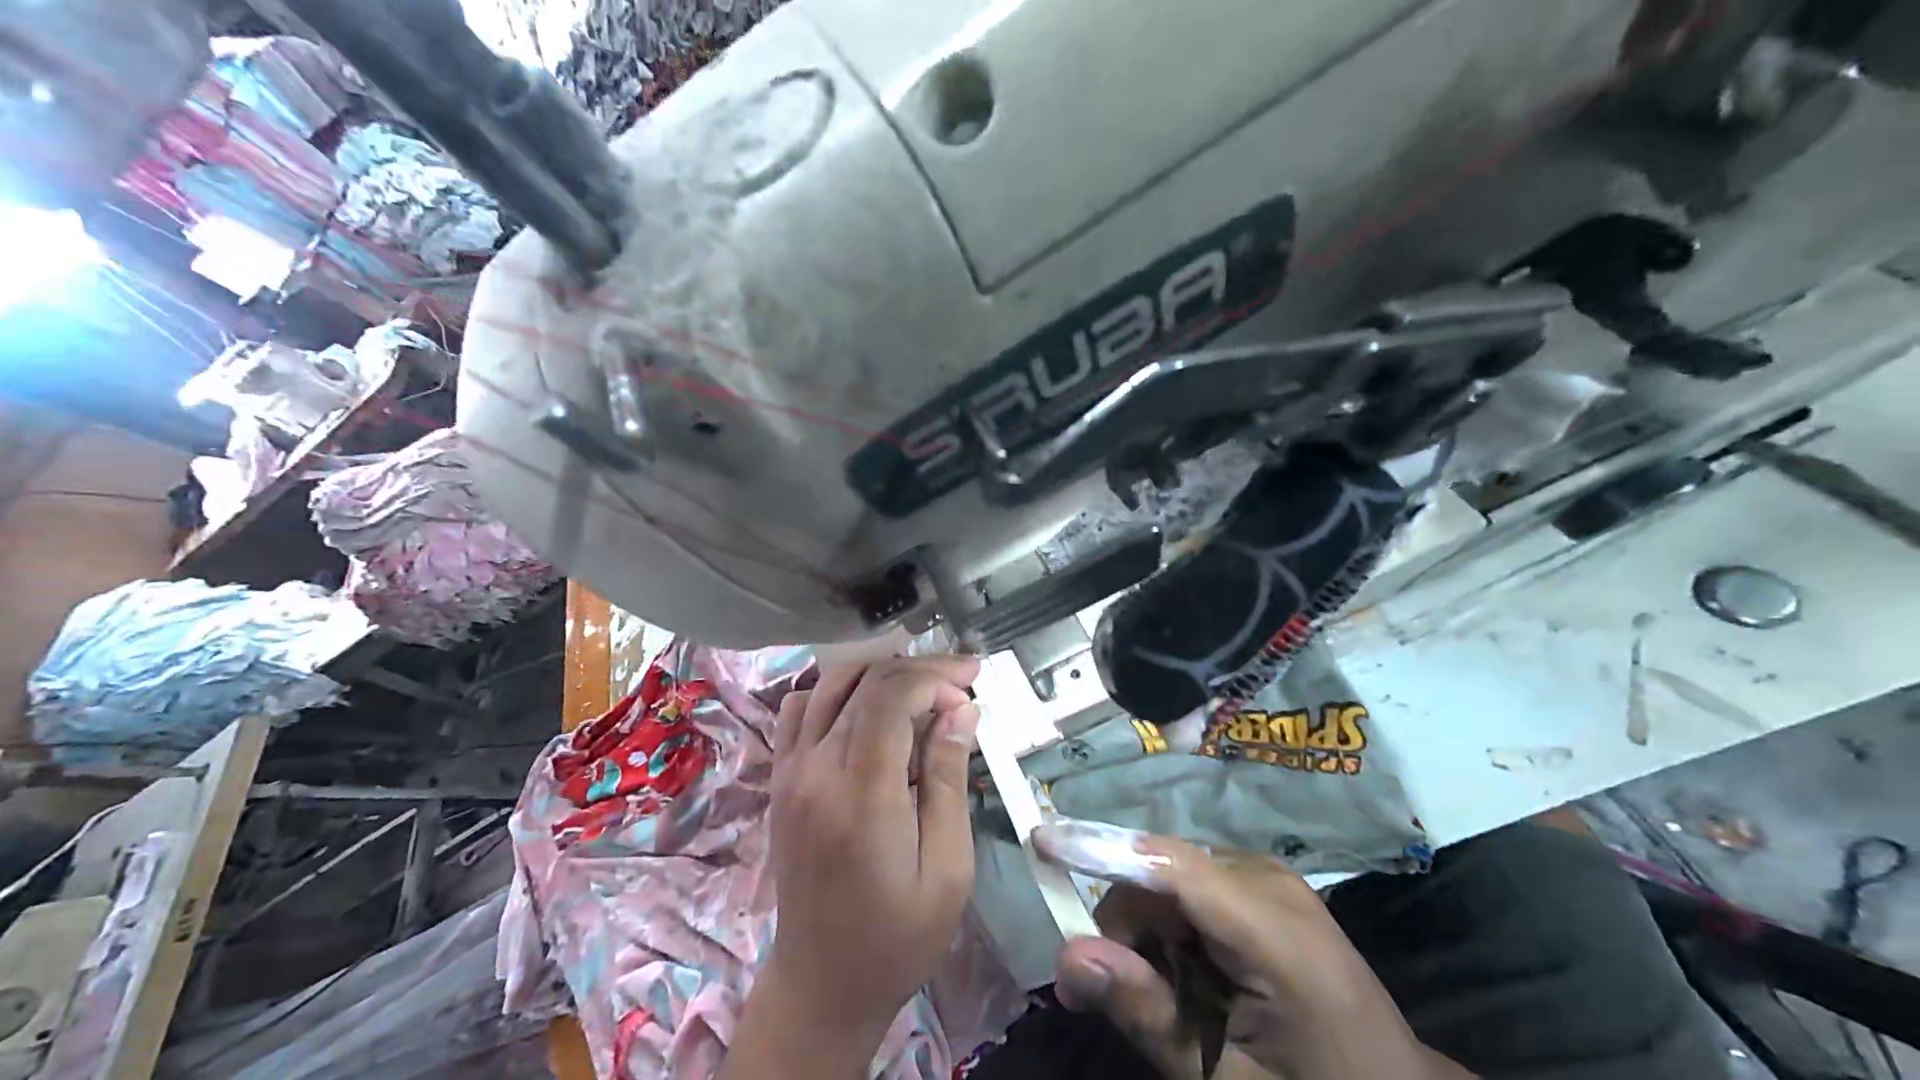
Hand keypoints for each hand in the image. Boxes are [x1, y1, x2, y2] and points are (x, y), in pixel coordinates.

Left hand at [722, 655, 981, 1079]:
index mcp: (861, 793)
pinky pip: (798, 711)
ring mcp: (790, 773)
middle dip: (917, 668)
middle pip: (863, 682)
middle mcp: (816, 770)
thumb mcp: (947, 867)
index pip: (890, 695)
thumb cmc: (898, 934)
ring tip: (922, 682)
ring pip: (828, 685)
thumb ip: (949, 779)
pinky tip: (866, 707)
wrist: (823, 982)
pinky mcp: (780, 781)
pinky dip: (833, 692)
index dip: (934, 679)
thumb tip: (960, 711)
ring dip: (879, 671)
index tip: (969, 690)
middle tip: (960, 677)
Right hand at [1034, 822, 1474, 1079]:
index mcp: (1275, 933)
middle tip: (1117, 996)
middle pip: (1159, 874)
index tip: (1038, 840)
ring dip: (1147, 931)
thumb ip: (1145, 1012)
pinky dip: (1171, 926)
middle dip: (1124, 927)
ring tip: (1170, 998)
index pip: (1172, 868)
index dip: (1102, 847)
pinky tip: (1193, 975)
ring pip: (1168, 878)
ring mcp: (1268, 876)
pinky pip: (1190, 886)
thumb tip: (1067, 953)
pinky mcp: (1263, 883)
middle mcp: (1268, 881)